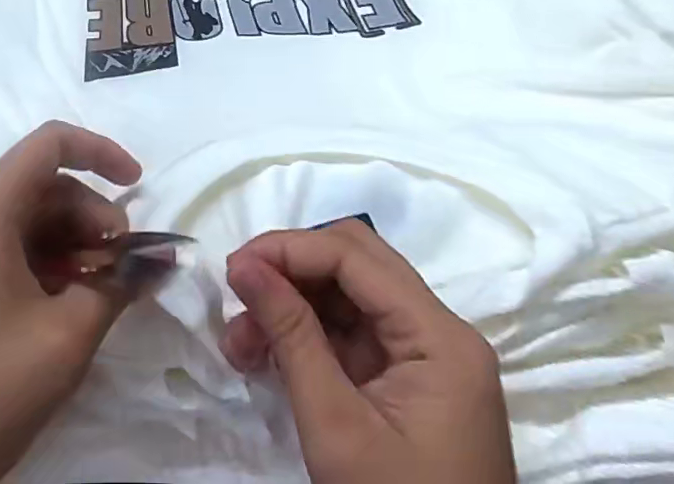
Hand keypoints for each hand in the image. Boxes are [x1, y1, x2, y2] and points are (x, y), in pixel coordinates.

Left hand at [0, 121, 142, 483]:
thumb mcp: (64, 336)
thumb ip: (116, 287)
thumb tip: (156, 259)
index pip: (49, 144)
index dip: (99, 151)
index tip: (139, 184)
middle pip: (42, 186)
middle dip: (92, 214)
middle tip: (124, 265)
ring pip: (26, 221)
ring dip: (72, 244)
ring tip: (102, 291)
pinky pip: (7, 252)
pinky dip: (46, 265)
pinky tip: (68, 307)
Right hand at [221, 219, 515, 483]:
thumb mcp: (335, 424)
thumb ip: (290, 335)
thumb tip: (242, 265)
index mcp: (439, 338)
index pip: (353, 257)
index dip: (288, 249)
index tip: (233, 268)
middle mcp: (438, 331)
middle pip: (353, 260)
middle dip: (288, 268)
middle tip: (240, 288)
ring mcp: (423, 354)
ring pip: (345, 292)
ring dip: (289, 302)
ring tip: (240, 340)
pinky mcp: (405, 378)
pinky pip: (347, 330)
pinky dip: (303, 333)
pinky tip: (264, 355)